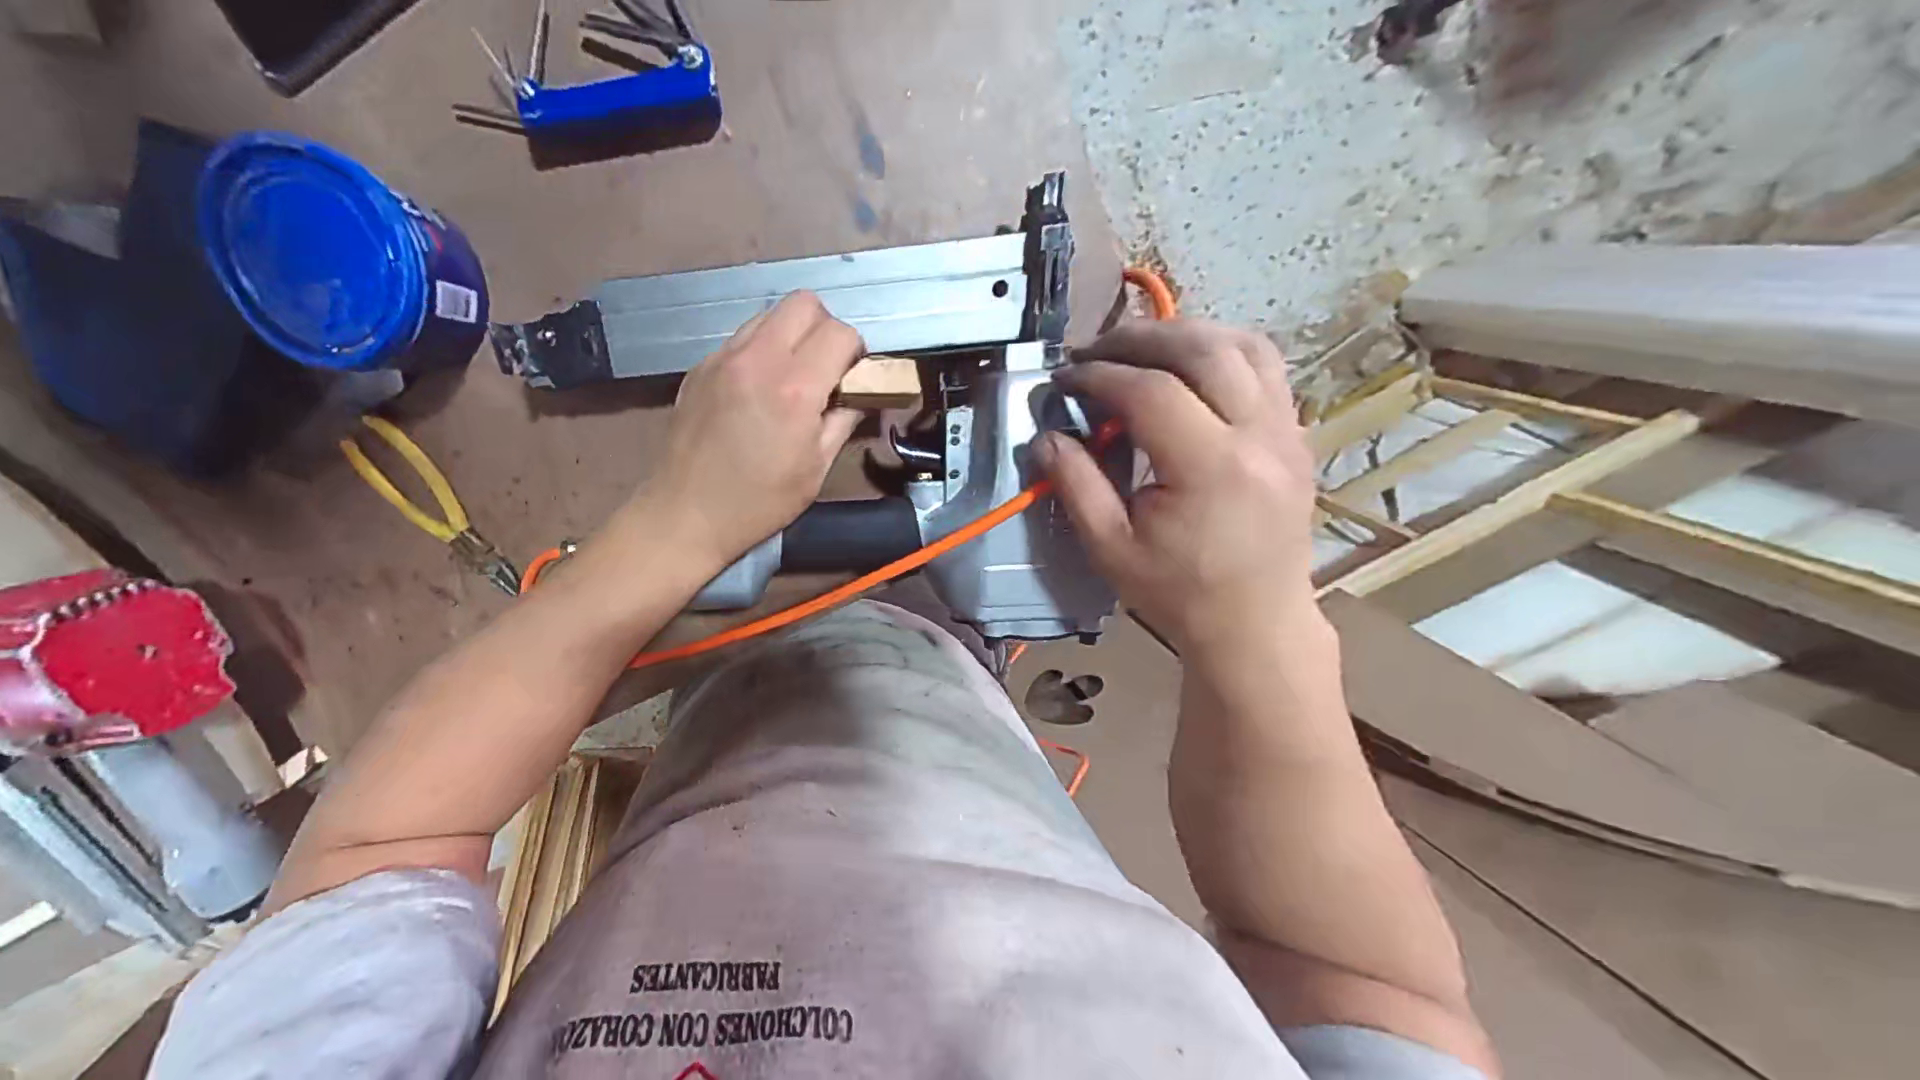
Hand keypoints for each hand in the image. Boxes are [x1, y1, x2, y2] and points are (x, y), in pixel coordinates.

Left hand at [626, 292, 863, 569]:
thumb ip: (842, 421)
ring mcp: (723, 358)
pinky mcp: (700, 366)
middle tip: (826, 366)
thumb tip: (856, 396)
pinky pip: (742, 338)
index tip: (853, 377)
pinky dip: (761, 350)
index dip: (855, 351)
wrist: (687, 513)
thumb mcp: (817, 468)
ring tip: (792, 375)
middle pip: (804, 303)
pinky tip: (759, 388)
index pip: (839, 332)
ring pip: (770, 314)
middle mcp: (758, 359)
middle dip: (825, 328)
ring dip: (792, 335)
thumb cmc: (760, 501)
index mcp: (794, 388)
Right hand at [1037, 320, 1320, 650]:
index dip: (1100, 376)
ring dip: (1186, 334)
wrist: (1257, 623)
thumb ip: (1076, 485)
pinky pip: (1265, 367)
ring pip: (1243, 345)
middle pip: (1202, 349)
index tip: (1066, 379)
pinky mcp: (1295, 436)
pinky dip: (1222, 352)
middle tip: (1095, 350)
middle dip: (1140, 339)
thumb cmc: (1180, 594)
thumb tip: (1046, 436)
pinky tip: (1188, 368)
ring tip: (1140, 349)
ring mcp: (1287, 432)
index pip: (1151, 392)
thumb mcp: (1111, 549)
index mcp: (1211, 470)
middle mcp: (1260, 437)